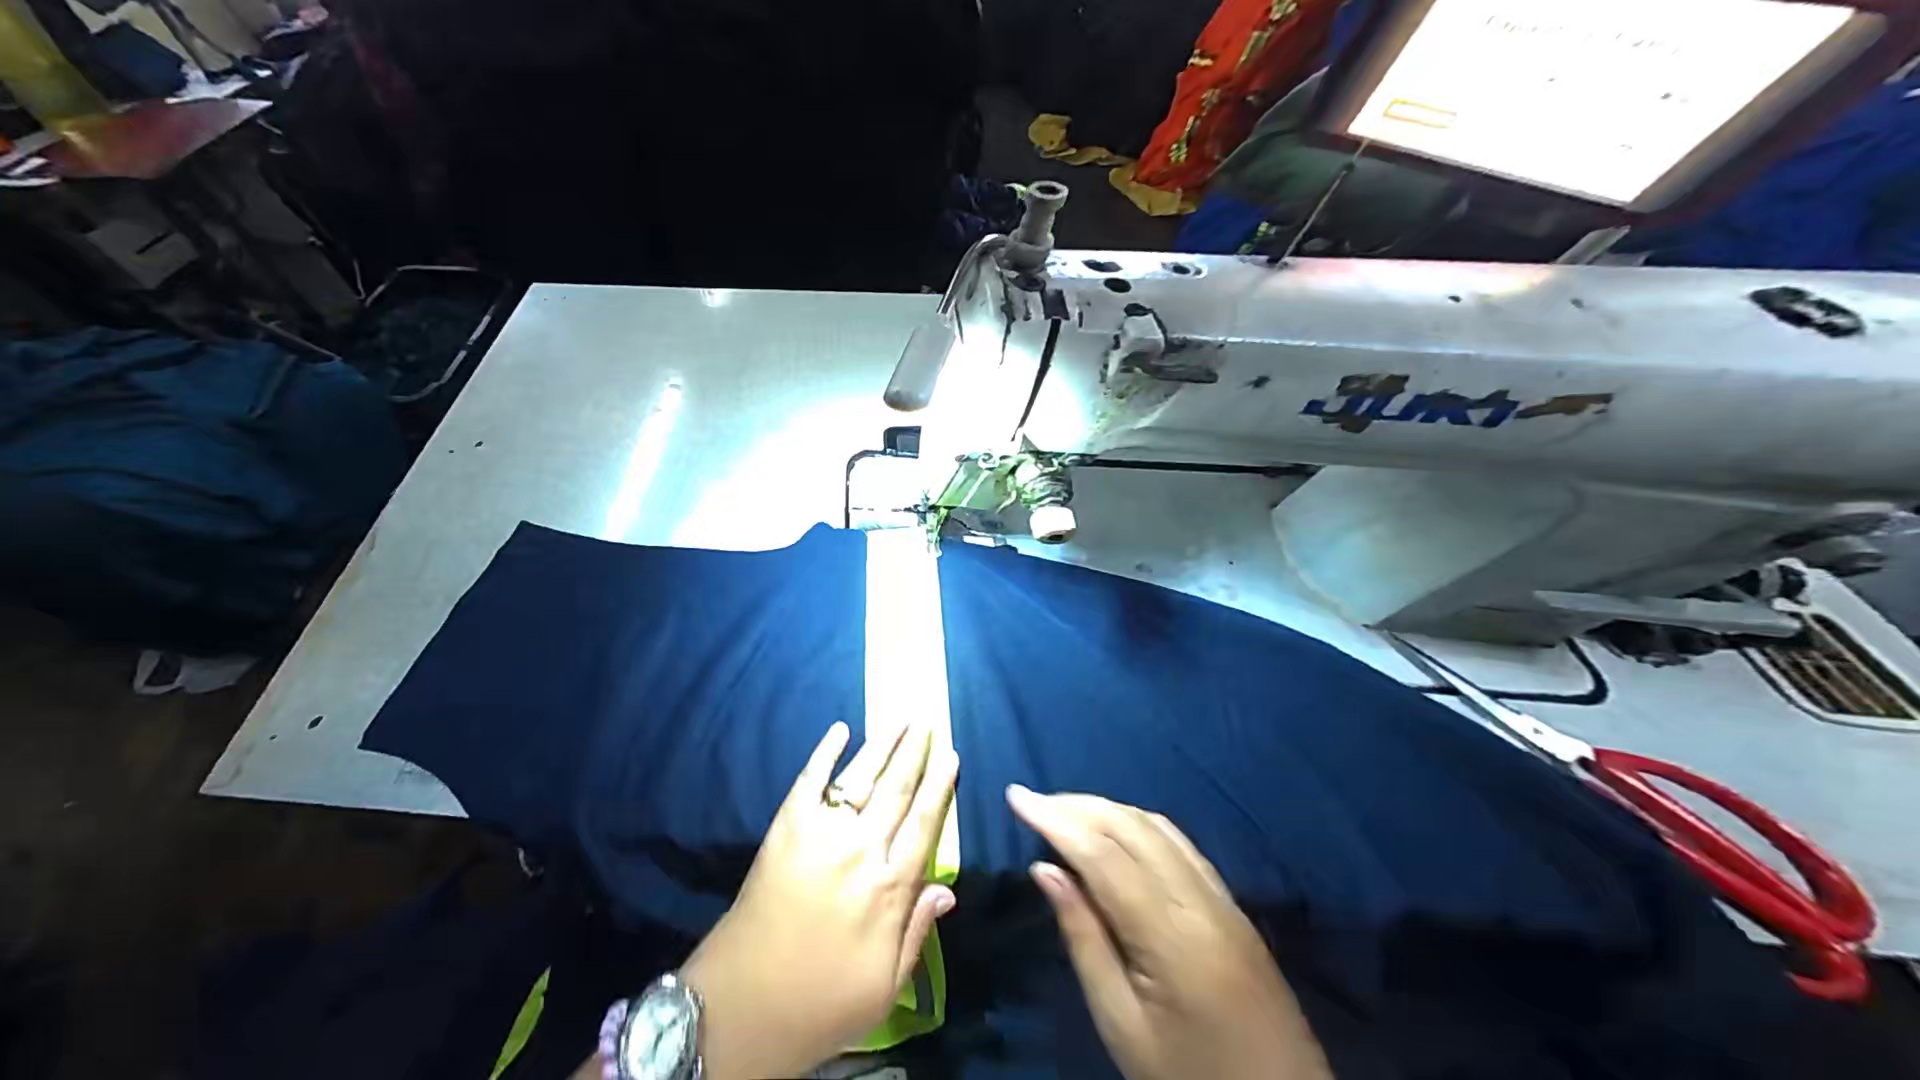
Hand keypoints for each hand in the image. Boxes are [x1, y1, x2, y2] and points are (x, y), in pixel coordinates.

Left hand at [680, 721, 958, 1079]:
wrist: (741, 1008)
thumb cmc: (821, 1004)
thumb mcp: (885, 987)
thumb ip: (918, 932)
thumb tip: (947, 889)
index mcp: (889, 888)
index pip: (924, 825)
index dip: (939, 788)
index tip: (951, 757)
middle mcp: (860, 851)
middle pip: (896, 792)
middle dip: (915, 755)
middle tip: (928, 725)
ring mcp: (820, 835)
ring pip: (861, 779)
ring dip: (882, 746)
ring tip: (899, 720)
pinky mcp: (785, 829)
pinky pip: (809, 781)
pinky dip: (825, 753)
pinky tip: (839, 731)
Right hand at [1007, 786, 1331, 1079]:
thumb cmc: (1188, 1076)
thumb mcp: (1121, 1023)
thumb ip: (1083, 938)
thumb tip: (1046, 870)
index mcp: (1170, 935)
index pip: (1102, 855)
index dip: (1055, 819)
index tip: (1015, 794)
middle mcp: (1199, 900)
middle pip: (1131, 828)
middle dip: (1077, 805)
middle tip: (1033, 800)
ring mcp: (1221, 899)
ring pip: (1157, 827)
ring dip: (1107, 809)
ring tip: (1064, 810)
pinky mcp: (1232, 905)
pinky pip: (1179, 844)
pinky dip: (1138, 825)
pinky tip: (1116, 831)